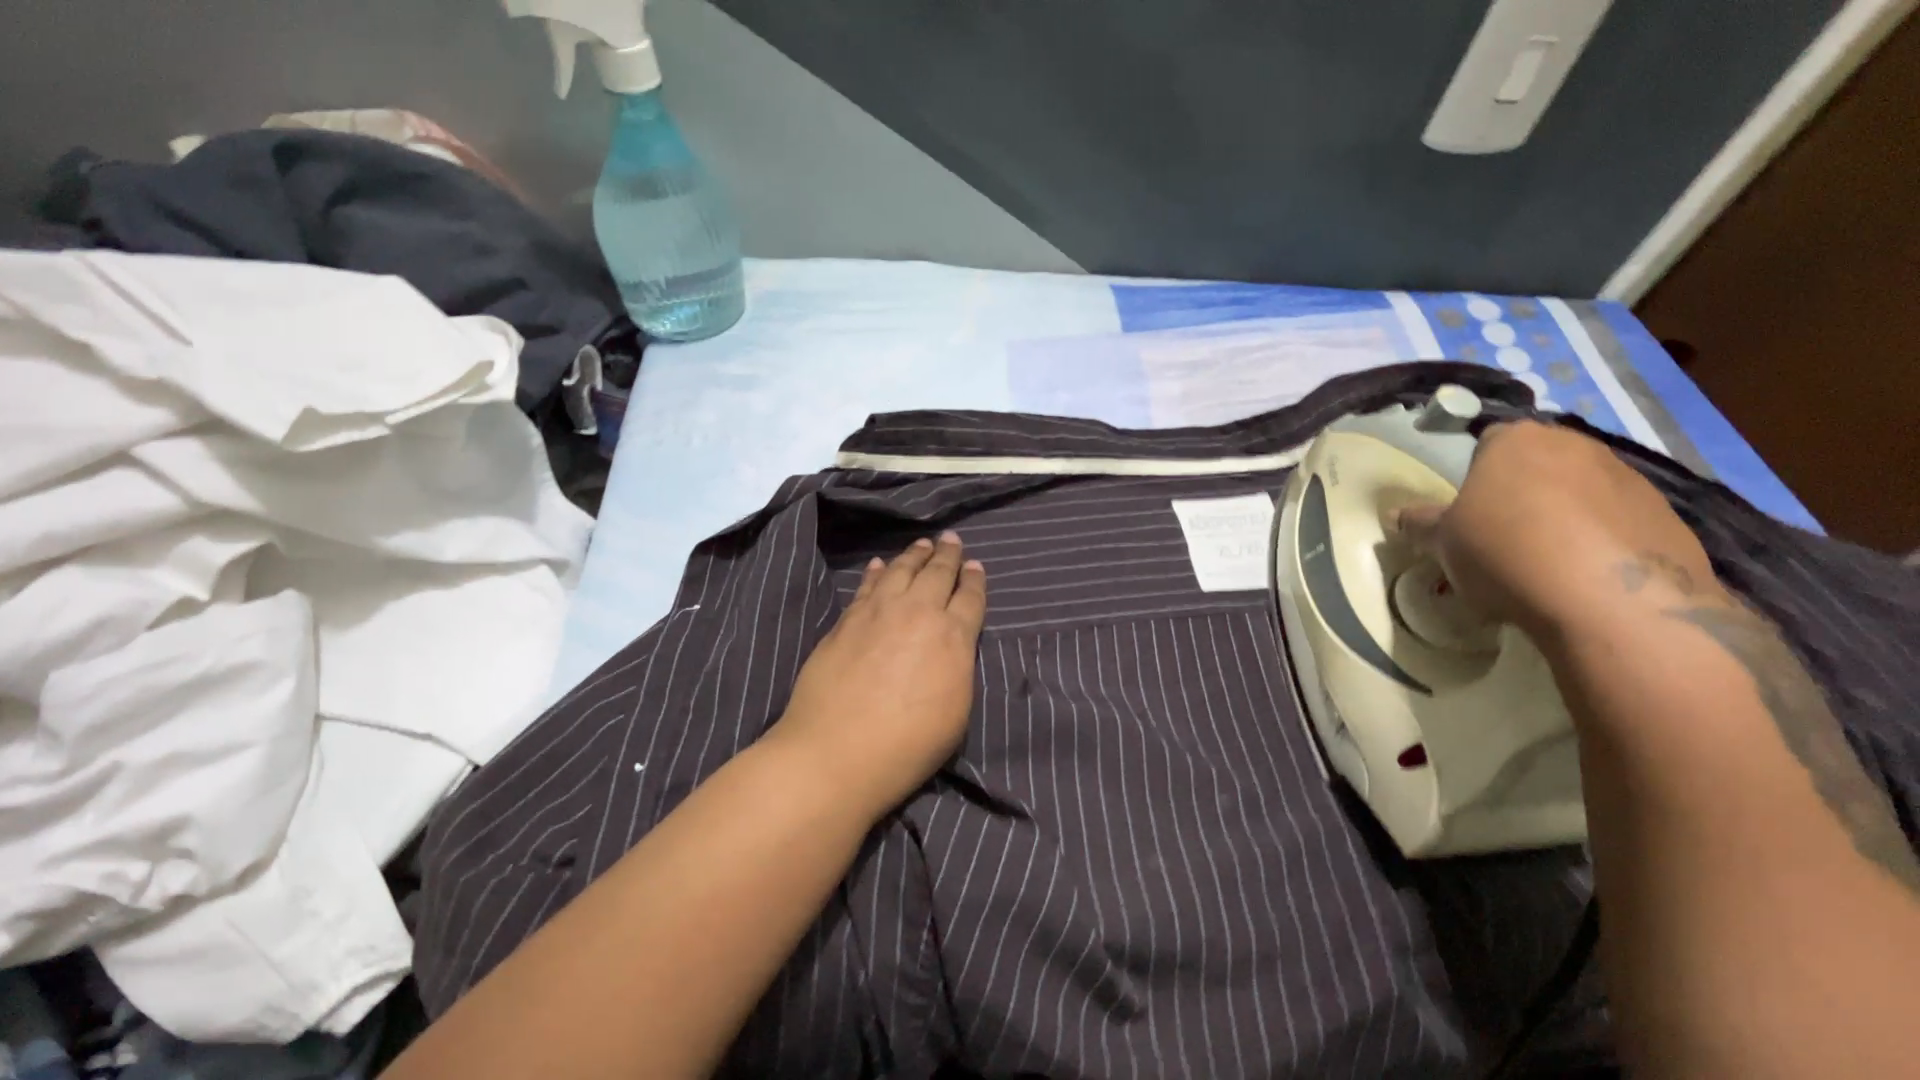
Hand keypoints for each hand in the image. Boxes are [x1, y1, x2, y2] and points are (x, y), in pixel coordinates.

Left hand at [767, 531, 986, 819]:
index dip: (974, 580)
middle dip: (947, 555)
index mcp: (953, 637)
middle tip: (951, 539)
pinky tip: (878, 565)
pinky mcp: (846, 621)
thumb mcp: (956, 712)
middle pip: (937, 574)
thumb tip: (950, 645)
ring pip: (900, 571)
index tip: (975, 565)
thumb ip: (957, 669)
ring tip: (922, 544)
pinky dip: (876, 572)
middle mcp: (918, 613)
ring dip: (914, 555)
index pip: (970, 598)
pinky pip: (866, 587)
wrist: (837, 752)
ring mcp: (878, 613)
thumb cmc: (908, 746)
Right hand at [1390, 421, 1720, 640]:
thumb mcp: (1443, 545)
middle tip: (1506, 541)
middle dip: (1525, 495)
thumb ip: (1420, 525)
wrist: (1610, 600)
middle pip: (1540, 464)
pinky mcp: (1666, 515)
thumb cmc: (1505, 554)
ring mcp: (1628, 477)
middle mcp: (1575, 444)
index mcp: (1515, 441)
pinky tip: (1589, 580)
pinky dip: (1605, 544)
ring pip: (1584, 492)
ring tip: (1551, 567)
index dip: (1477, 479)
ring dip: (1568, 518)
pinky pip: (1621, 523)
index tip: (1472, 517)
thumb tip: (1396, 516)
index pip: (1488, 444)